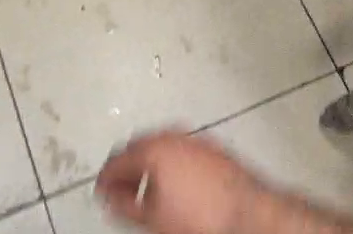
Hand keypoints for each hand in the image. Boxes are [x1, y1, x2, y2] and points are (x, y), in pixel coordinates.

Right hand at [95, 131, 268, 233]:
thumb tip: (109, 195)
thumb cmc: (204, 217)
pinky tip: (176, 186)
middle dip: (128, 168)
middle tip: (121, 189)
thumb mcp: (153, 218)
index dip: (106, 177)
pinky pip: (184, 151)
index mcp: (154, 147)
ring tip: (148, 191)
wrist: (251, 214)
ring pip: (163, 147)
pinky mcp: (215, 149)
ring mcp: (196, 140)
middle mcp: (174, 135)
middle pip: (140, 147)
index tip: (101, 189)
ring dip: (151, 165)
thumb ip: (124, 203)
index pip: (118, 158)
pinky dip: (173, 165)